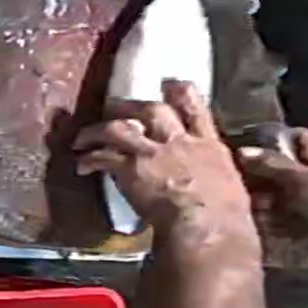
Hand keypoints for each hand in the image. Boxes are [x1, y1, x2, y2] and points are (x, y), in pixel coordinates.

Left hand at [74, 80, 255, 250]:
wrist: (206, 224)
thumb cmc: (224, 212)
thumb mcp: (226, 179)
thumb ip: (208, 167)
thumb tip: (201, 170)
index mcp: (208, 146)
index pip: (197, 109)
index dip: (181, 93)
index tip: (170, 83)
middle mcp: (179, 143)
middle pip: (151, 110)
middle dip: (128, 106)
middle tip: (111, 108)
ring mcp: (152, 153)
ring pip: (117, 128)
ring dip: (94, 131)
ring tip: (80, 140)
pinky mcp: (129, 168)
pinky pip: (100, 157)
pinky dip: (86, 160)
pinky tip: (80, 166)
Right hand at [235, 128, 307, 251]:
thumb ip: (276, 166)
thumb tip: (243, 150)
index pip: (296, 138)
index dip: (266, 144)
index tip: (236, 155)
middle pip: (284, 168)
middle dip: (261, 179)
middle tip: (242, 190)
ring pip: (282, 193)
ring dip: (265, 202)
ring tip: (256, 212)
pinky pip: (288, 213)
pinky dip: (276, 219)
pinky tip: (271, 226)